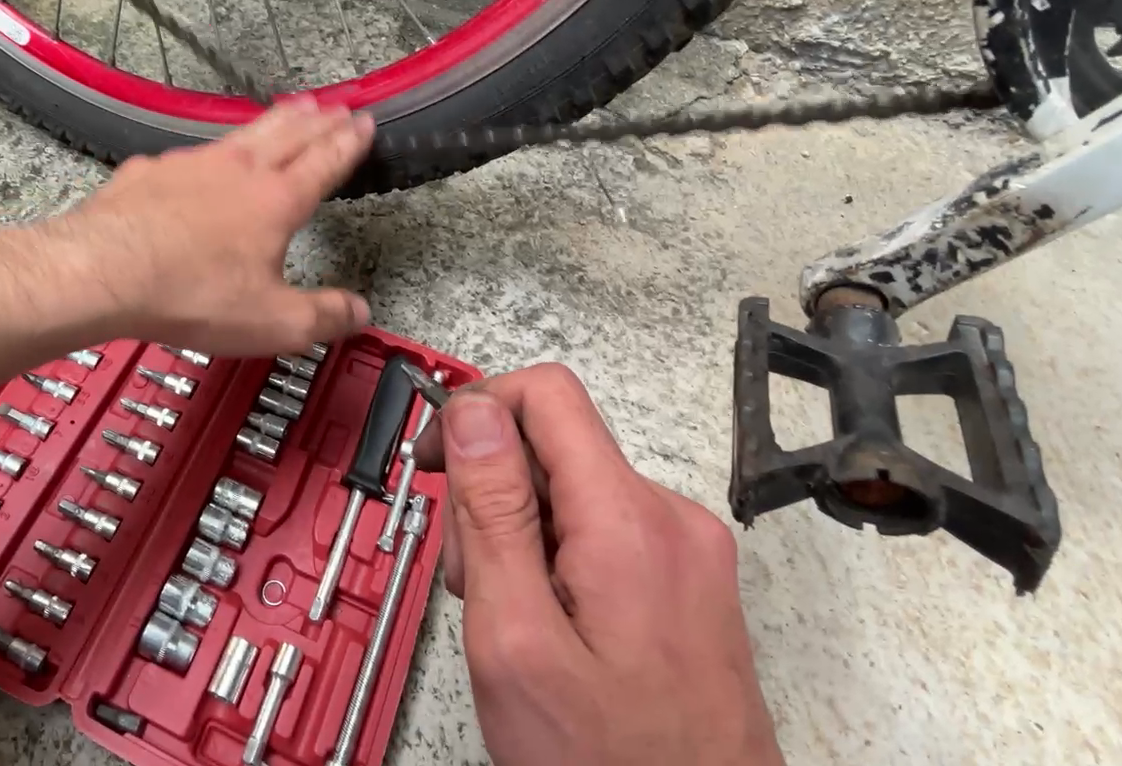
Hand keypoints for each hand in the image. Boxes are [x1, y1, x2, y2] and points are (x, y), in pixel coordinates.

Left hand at [58, 97, 374, 356]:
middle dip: (318, 117)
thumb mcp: (272, 322)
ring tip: (290, 111)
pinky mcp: (150, 171)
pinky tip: (202, 160)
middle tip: (337, 104)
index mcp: (275, 201)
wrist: (103, 271)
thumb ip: (324, 316)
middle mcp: (238, 171)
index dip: (349, 140)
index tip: (365, 121)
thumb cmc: (191, 294)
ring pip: (242, 132)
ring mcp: (190, 164)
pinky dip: (210, 151)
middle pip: (288, 132)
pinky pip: (190, 153)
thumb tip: (360, 312)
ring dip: (273, 120)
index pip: (325, 161)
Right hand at [412, 364, 781, 765]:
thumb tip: (475, 412)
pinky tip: (543, 619)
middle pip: (551, 443)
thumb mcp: (516, 638)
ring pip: (567, 486)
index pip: (546, 393)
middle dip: (491, 490)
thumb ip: (491, 514)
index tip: (438, 459)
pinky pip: (597, 525)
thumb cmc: (605, 765)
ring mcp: (683, 548)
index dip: (477, 407)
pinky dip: (551, 553)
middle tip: (473, 577)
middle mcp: (668, 518)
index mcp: (628, 519)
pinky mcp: (682, 576)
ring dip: (517, 528)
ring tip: (507, 611)